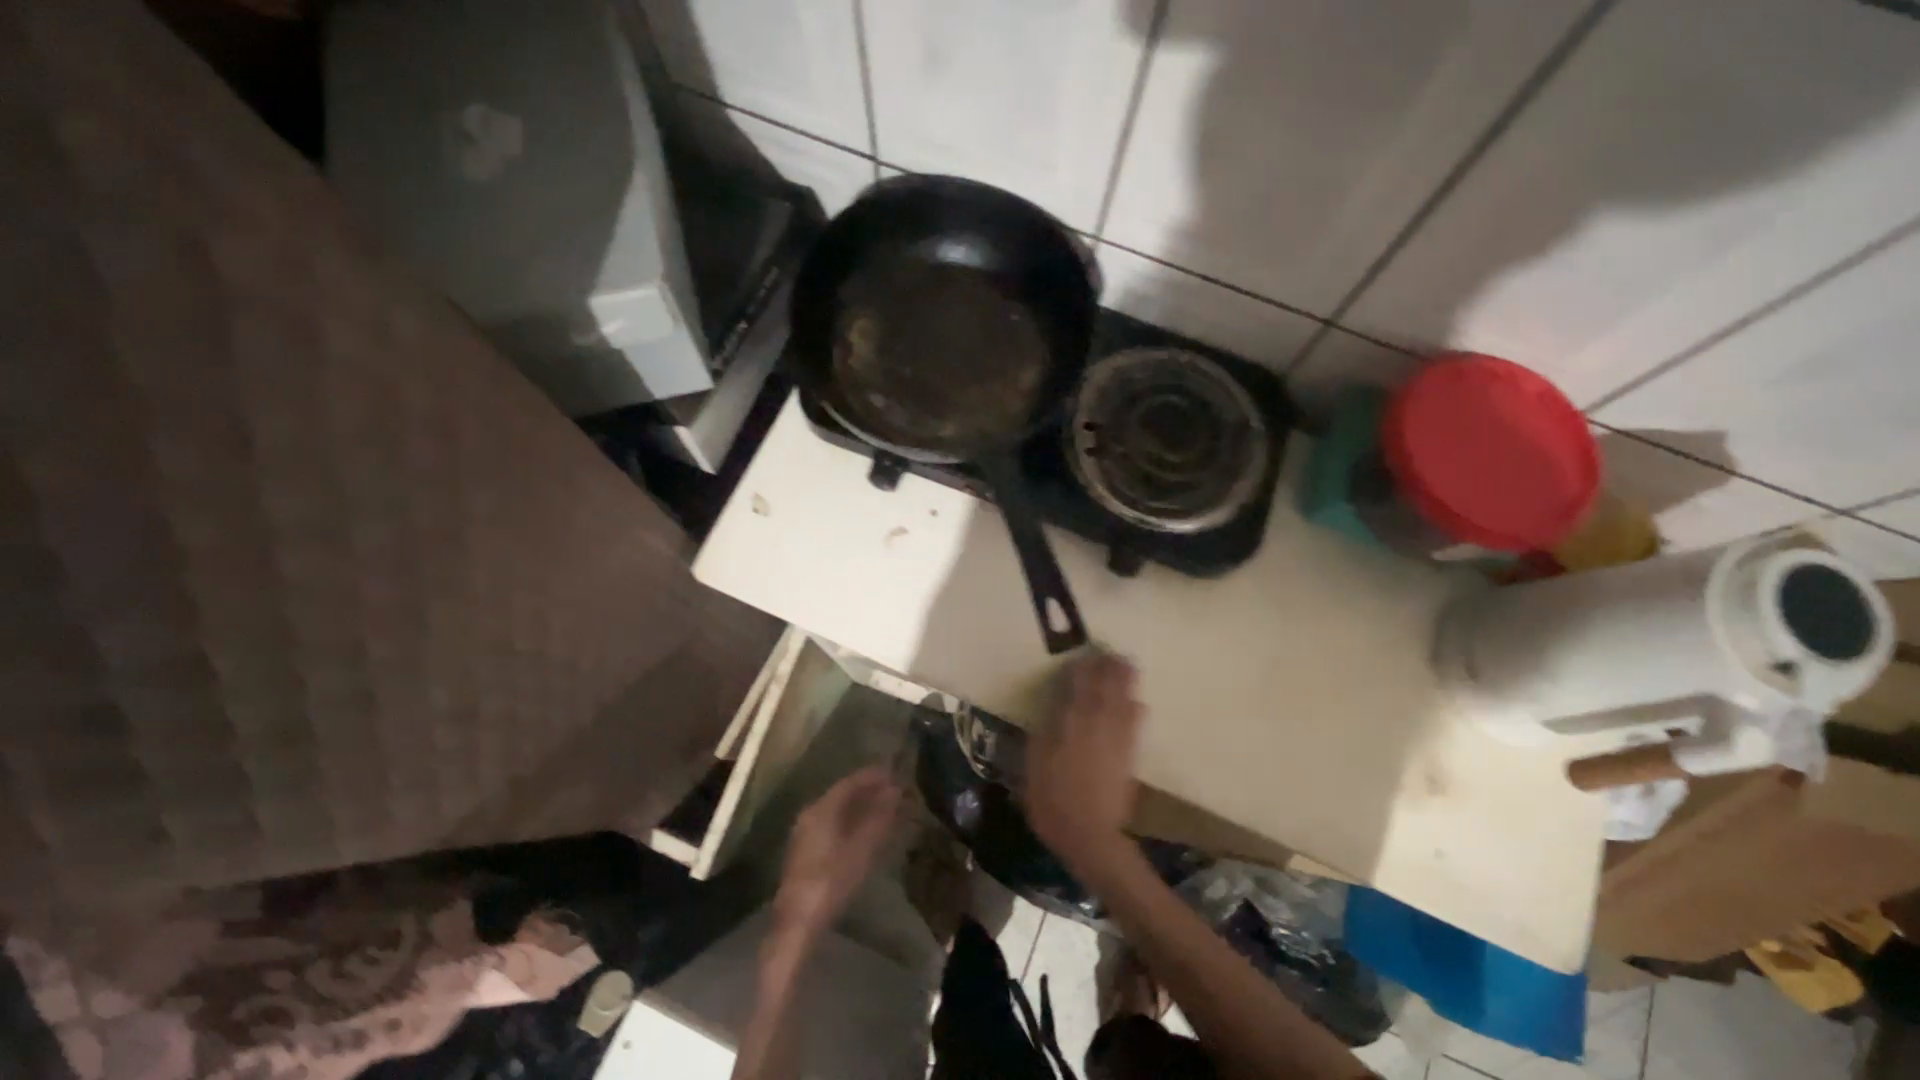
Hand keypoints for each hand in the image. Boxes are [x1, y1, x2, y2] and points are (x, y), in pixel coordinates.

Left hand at [773, 766, 902, 936]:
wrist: (800, 920)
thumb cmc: (832, 880)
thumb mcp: (862, 848)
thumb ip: (880, 817)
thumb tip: (895, 791)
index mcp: (821, 810)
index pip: (849, 783)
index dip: (873, 776)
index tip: (895, 772)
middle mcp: (811, 815)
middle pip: (843, 795)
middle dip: (870, 791)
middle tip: (896, 790)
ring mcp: (807, 834)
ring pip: (838, 811)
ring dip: (863, 808)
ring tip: (888, 809)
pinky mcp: (808, 851)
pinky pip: (834, 825)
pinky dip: (853, 822)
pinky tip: (869, 831)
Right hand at [1024, 653, 1143, 870]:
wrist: (1090, 833)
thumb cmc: (1052, 798)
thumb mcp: (1035, 761)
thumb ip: (1045, 729)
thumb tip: (1054, 705)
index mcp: (1072, 720)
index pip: (1080, 681)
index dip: (1082, 666)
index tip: (1082, 655)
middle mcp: (1099, 721)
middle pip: (1109, 684)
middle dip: (1110, 666)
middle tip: (1109, 653)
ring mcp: (1119, 736)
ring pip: (1126, 697)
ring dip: (1126, 679)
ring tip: (1124, 666)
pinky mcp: (1131, 752)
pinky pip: (1136, 719)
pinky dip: (1134, 704)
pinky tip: (1134, 701)